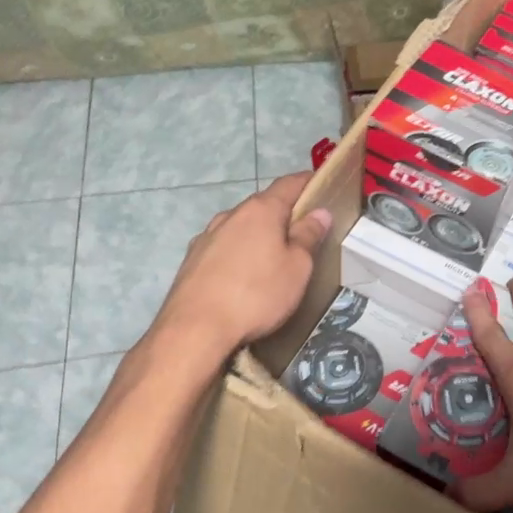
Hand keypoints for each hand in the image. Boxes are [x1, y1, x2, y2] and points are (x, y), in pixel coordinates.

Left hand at [146, 173, 333, 375]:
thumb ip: (308, 237)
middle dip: (283, 213)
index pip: (289, 184)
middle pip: (263, 205)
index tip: (321, 184)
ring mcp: (206, 237)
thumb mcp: (297, 268)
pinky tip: (242, 276)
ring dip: (258, 234)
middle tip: (303, 231)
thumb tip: (319, 213)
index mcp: (261, 211)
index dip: (307, 181)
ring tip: (271, 257)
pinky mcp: (191, 261)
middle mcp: (231, 215)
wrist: (194, 330)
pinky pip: (223, 247)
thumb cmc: (257, 295)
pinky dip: (238, 253)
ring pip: (240, 227)